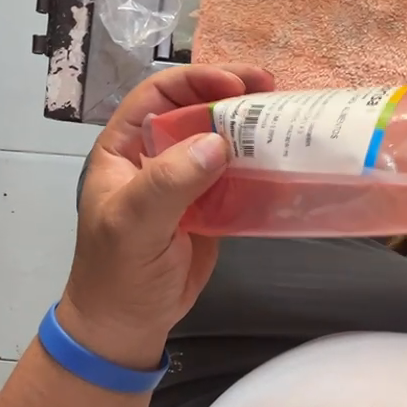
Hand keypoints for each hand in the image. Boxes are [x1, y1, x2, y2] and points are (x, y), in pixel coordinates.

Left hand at [58, 64, 274, 369]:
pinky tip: (286, 156)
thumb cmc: (118, 274)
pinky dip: (261, 165)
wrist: (128, 325)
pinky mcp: (212, 206)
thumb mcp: (134, 225)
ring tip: (289, 116)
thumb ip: (169, 182)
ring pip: (222, 140)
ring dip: (253, 126)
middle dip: (233, 95)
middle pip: (197, 110)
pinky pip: (239, 176)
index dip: (195, 81)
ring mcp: (186, 181)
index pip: (158, 95)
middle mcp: (156, 156)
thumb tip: (217, 142)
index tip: (234, 84)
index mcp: (126, 148)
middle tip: (273, 88)